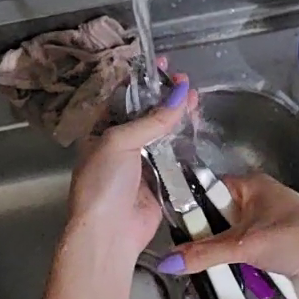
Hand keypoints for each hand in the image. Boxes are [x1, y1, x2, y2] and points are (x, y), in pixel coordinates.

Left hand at [63, 71, 193, 254]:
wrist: (109, 233)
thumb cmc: (103, 184)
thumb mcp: (119, 142)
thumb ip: (151, 119)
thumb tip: (180, 94)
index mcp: (100, 132)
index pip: (123, 98)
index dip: (141, 81)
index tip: (161, 65)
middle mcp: (119, 146)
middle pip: (146, 115)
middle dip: (166, 97)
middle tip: (185, 80)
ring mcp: (140, 165)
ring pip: (162, 134)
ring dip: (178, 117)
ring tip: (197, 99)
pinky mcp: (158, 182)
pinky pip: (174, 157)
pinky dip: (185, 142)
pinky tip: (196, 125)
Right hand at [153, 173, 298, 295]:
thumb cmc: (294, 240)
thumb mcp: (244, 246)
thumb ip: (204, 254)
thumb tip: (166, 263)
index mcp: (252, 185)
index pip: (208, 188)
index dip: (190, 207)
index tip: (173, 230)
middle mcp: (259, 198)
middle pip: (218, 215)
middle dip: (206, 237)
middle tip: (186, 257)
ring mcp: (269, 221)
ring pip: (232, 236)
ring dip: (223, 253)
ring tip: (206, 269)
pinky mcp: (277, 243)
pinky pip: (247, 249)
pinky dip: (240, 262)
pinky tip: (232, 274)